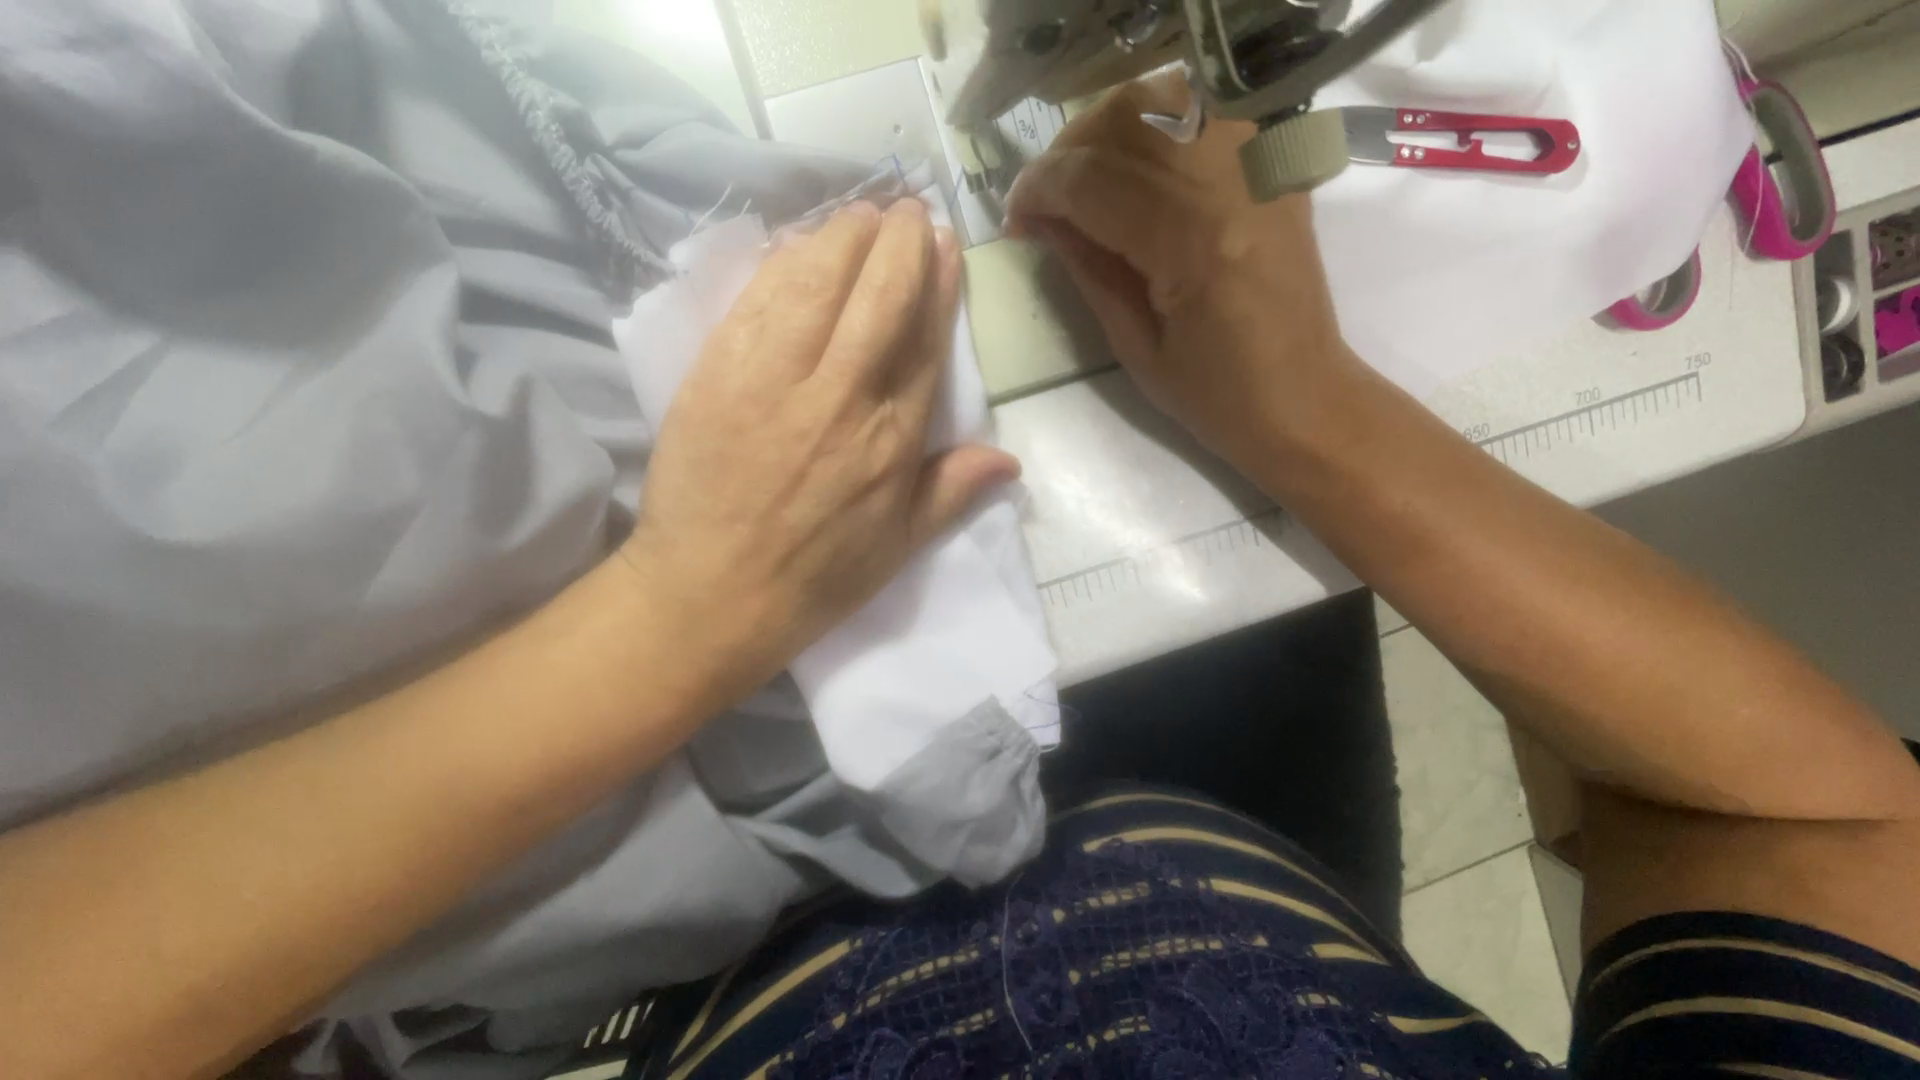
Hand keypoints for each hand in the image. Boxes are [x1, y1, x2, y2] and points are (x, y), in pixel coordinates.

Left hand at [620, 199, 1018, 707]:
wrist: (710, 595)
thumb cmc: (814, 578)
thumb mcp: (898, 547)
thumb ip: (952, 492)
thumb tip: (1009, 458)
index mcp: (892, 439)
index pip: (924, 339)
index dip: (937, 282)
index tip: (944, 242)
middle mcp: (839, 397)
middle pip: (878, 295)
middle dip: (898, 240)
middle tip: (906, 211)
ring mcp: (773, 380)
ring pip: (818, 282)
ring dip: (844, 236)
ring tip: (859, 215)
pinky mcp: (718, 372)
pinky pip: (758, 299)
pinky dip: (784, 262)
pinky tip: (799, 244)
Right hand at [1006, 72, 1354, 469]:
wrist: (1302, 397)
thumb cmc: (1213, 395)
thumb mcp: (1132, 344)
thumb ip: (1085, 267)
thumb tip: (1036, 218)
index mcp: (1192, 243)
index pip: (1094, 180)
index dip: (1040, 188)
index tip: (1014, 215)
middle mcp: (1230, 185)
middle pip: (1127, 122)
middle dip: (1068, 152)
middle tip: (1046, 200)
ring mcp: (1259, 167)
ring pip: (1165, 102)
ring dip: (1110, 131)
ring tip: (1087, 180)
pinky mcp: (1272, 167)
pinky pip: (1204, 114)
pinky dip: (1158, 127)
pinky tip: (1136, 170)